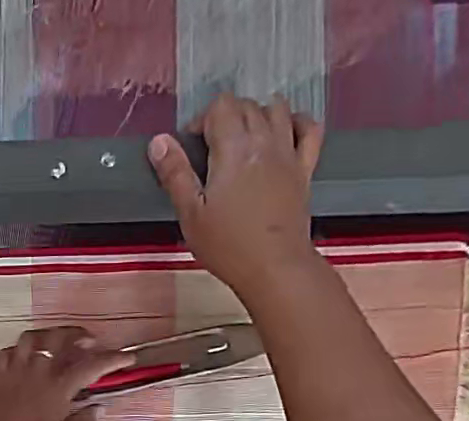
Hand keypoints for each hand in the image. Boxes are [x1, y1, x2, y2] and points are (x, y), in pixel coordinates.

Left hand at [0, 327, 130, 420]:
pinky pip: (8, 352)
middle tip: (89, 340)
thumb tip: (100, 407)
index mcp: (58, 388)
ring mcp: (15, 370)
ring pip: (32, 337)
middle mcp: (38, 371)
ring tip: (56, 340)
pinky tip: (25, 357)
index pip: (92, 366)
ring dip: (47, 334)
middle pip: (60, 338)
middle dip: (78, 334)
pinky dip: (18, 349)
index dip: (113, 359)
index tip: (127, 357)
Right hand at [146, 94, 324, 295]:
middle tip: (208, 149)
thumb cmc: (226, 244)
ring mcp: (288, 152)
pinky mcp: (304, 168)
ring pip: (276, 109)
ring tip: (240, 139)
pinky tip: (284, 131)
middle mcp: (264, 140)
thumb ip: (175, 174)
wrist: (273, 266)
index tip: (189, 147)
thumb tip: (159, 141)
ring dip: (256, 114)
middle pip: (247, 105)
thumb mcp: (190, 213)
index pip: (220, 107)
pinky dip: (296, 121)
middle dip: (225, 117)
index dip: (201, 120)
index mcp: (234, 149)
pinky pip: (309, 128)